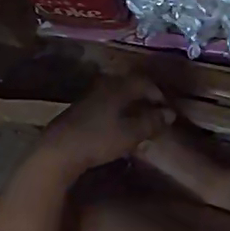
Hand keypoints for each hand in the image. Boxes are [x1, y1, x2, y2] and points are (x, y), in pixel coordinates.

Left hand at [34, 74, 174, 175]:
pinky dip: (118, 111)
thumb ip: (151, 122)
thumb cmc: (98, 139)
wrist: (59, 149)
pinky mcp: (80, 109)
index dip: (158, 93)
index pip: (143, 81)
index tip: (167, 108)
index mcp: (118, 86)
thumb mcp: (130, 134)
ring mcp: (90, 96)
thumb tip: (170, 113)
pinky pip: (107, 103)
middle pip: (130, 86)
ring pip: (117, 95)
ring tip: (141, 121)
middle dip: (145, 98)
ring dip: (131, 105)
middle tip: (156, 114)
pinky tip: (119, 126)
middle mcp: (105, 86)